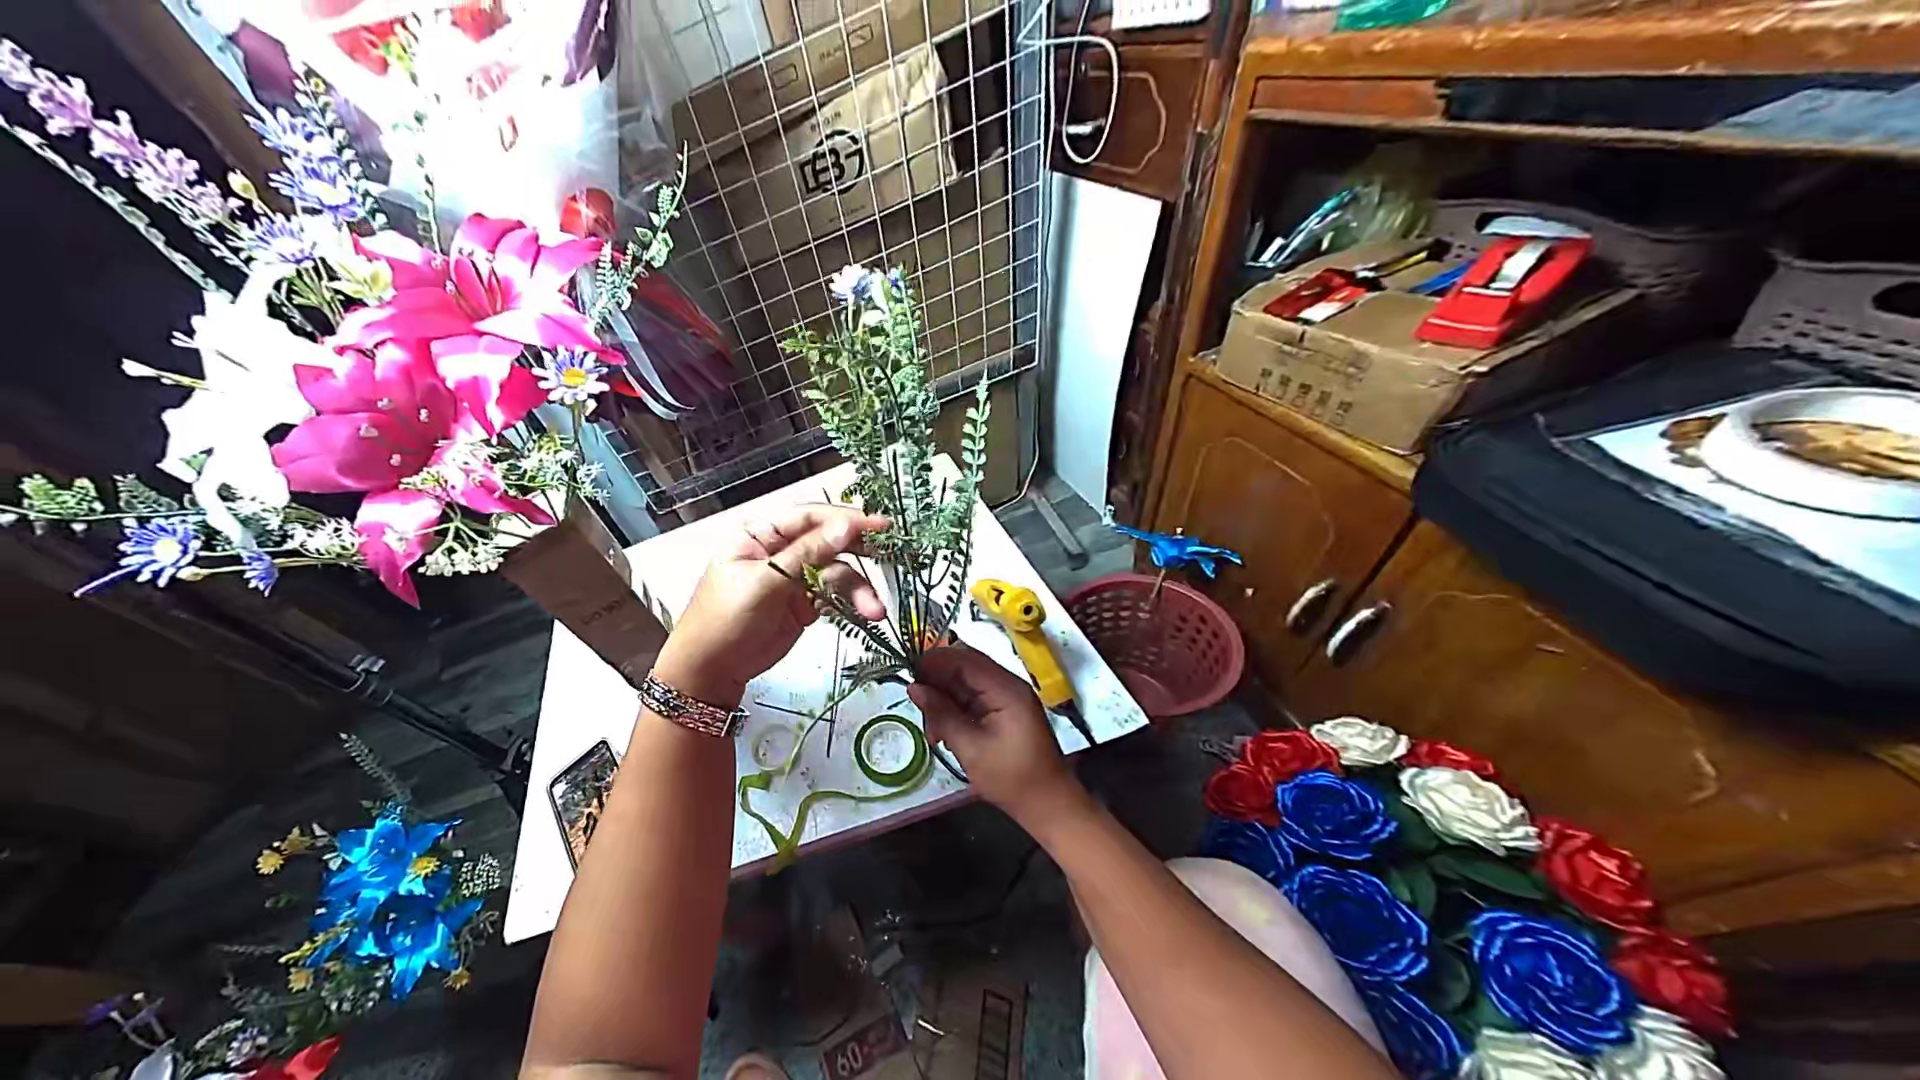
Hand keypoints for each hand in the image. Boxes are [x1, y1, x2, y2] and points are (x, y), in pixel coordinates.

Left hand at [653, 505, 889, 704]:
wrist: (710, 671)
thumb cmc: (723, 620)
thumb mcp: (764, 582)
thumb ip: (807, 554)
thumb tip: (844, 526)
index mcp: (761, 535)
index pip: (809, 517)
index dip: (845, 519)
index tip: (878, 525)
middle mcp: (781, 550)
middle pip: (829, 541)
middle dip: (860, 550)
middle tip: (890, 555)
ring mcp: (795, 578)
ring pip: (838, 573)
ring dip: (859, 589)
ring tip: (874, 609)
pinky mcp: (806, 603)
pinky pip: (836, 596)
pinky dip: (853, 603)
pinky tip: (866, 613)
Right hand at [908, 644, 1086, 827]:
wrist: (1047, 804)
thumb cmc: (1011, 778)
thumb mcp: (970, 748)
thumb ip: (942, 714)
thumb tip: (914, 688)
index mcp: (1006, 689)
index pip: (965, 659)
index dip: (934, 662)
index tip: (908, 673)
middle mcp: (1008, 685)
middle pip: (965, 668)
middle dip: (937, 682)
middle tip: (917, 706)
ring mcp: (1007, 697)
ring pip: (965, 683)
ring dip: (944, 699)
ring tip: (932, 729)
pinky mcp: (1004, 710)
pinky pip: (973, 698)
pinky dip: (955, 710)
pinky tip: (943, 731)